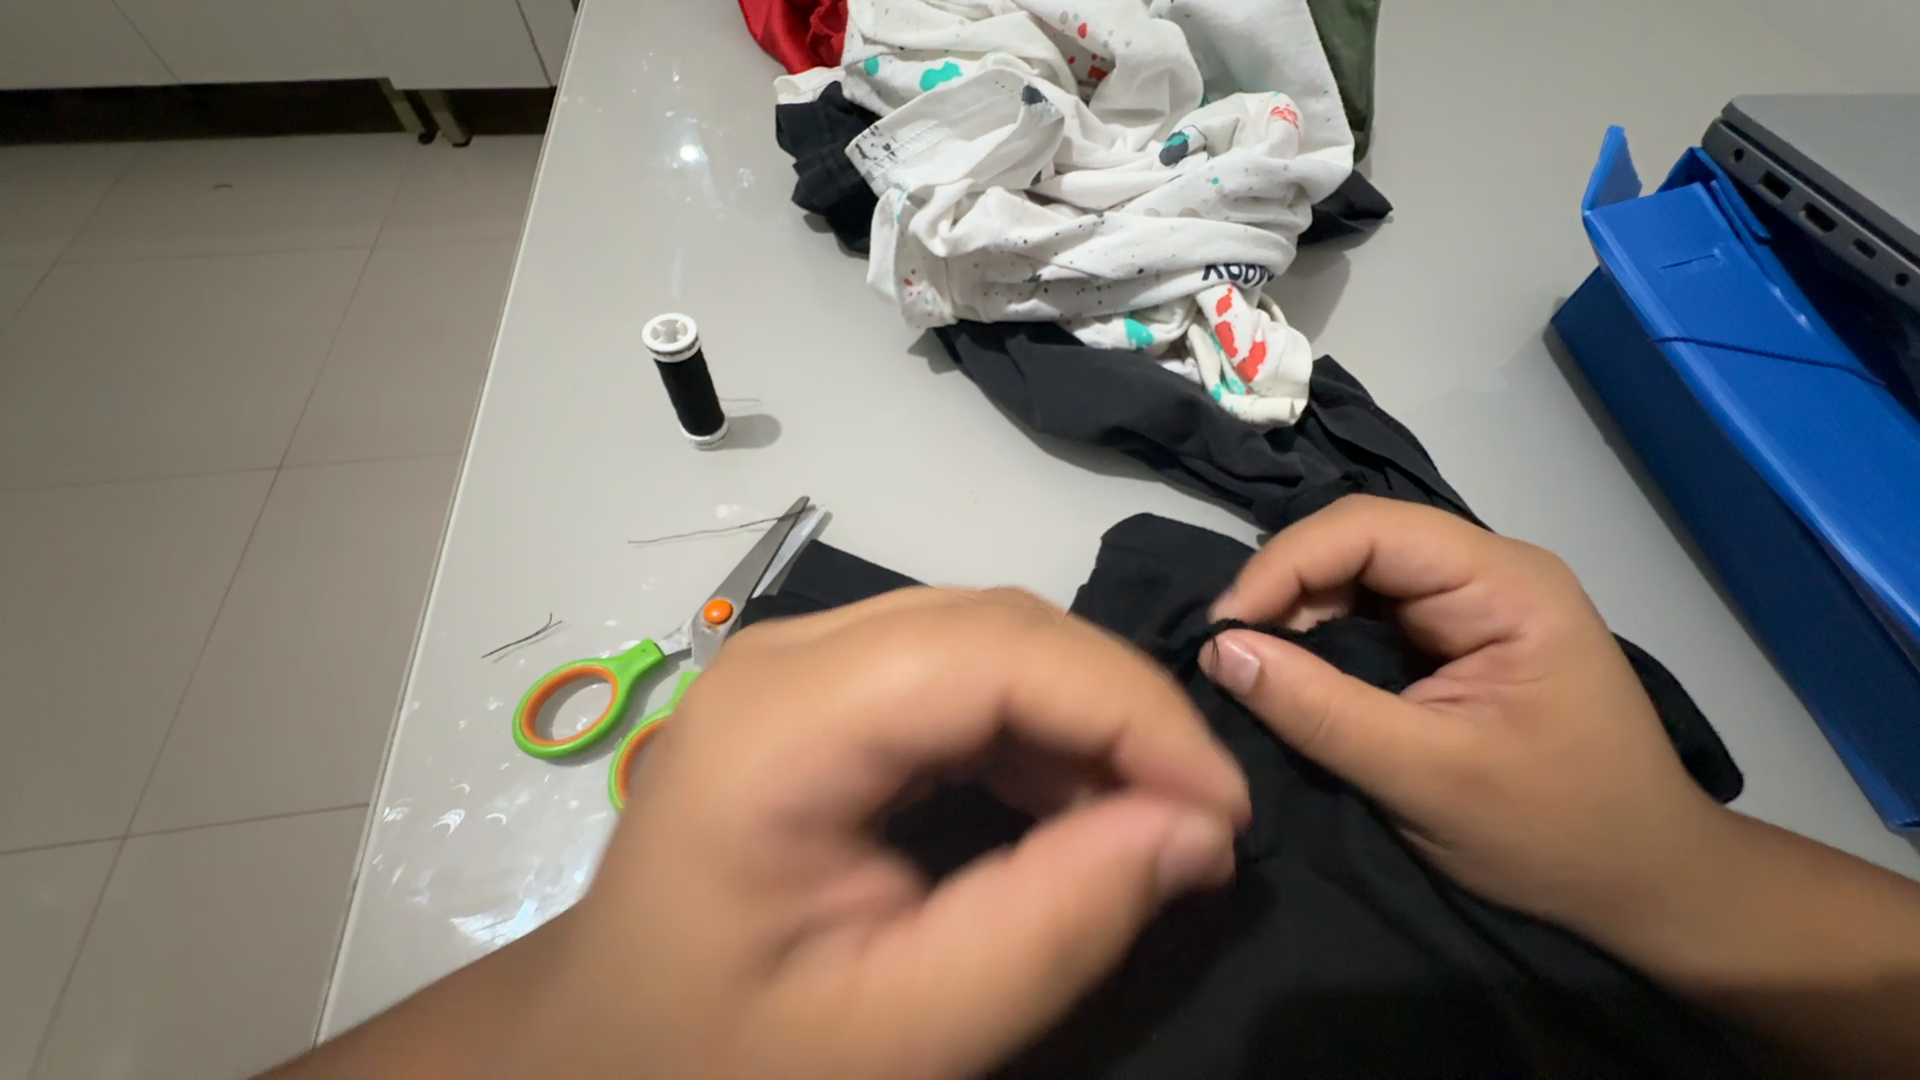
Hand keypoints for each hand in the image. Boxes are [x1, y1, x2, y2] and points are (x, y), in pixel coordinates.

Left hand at [536, 588, 1250, 1079]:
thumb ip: (1054, 924)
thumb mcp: (900, 1028)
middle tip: (1191, 818)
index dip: (1128, 709)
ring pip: (989, 637)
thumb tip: (1194, 831)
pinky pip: (959, 670)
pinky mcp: (825, 686)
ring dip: (1081, 716)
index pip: (992, 651)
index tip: (1220, 808)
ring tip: (1136, 817)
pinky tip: (1062, 799)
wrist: (607, 1043)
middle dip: (1116, 708)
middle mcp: (792, 653)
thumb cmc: (724, 1053)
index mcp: (782, 721)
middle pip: (996, 627)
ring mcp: (804, 659)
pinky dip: (1033, 726)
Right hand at [1200, 495, 1729, 932]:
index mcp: (1503, 584)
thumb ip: (1318, 710)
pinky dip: (1311, 633)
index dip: (1284, 565)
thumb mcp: (1426, 778)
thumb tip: (1219, 650)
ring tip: (1252, 664)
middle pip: (1352, 540)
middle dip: (1282, 588)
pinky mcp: (1444, 631)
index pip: (1368, 529)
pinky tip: (1290, 669)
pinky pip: (1357, 607)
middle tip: (1230, 651)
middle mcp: (1482, 571)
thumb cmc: (1556, 833)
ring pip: (1347, 571)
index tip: (1224, 630)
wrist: (1643, 886)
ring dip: (1291, 612)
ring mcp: (1464, 598)